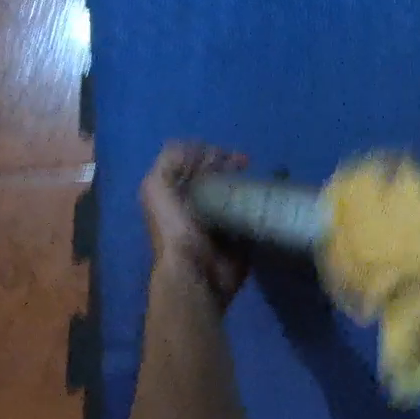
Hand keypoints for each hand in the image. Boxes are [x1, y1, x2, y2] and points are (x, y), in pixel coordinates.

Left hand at [141, 142, 250, 303]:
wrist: (197, 271)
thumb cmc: (176, 228)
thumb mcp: (156, 188)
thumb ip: (168, 162)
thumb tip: (195, 147)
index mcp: (175, 195)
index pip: (194, 166)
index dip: (209, 153)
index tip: (226, 152)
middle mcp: (196, 207)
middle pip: (216, 177)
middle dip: (230, 165)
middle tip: (245, 163)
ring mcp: (219, 222)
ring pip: (235, 193)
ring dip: (246, 183)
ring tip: (255, 178)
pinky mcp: (239, 236)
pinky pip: (250, 213)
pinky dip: (257, 203)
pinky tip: (263, 196)